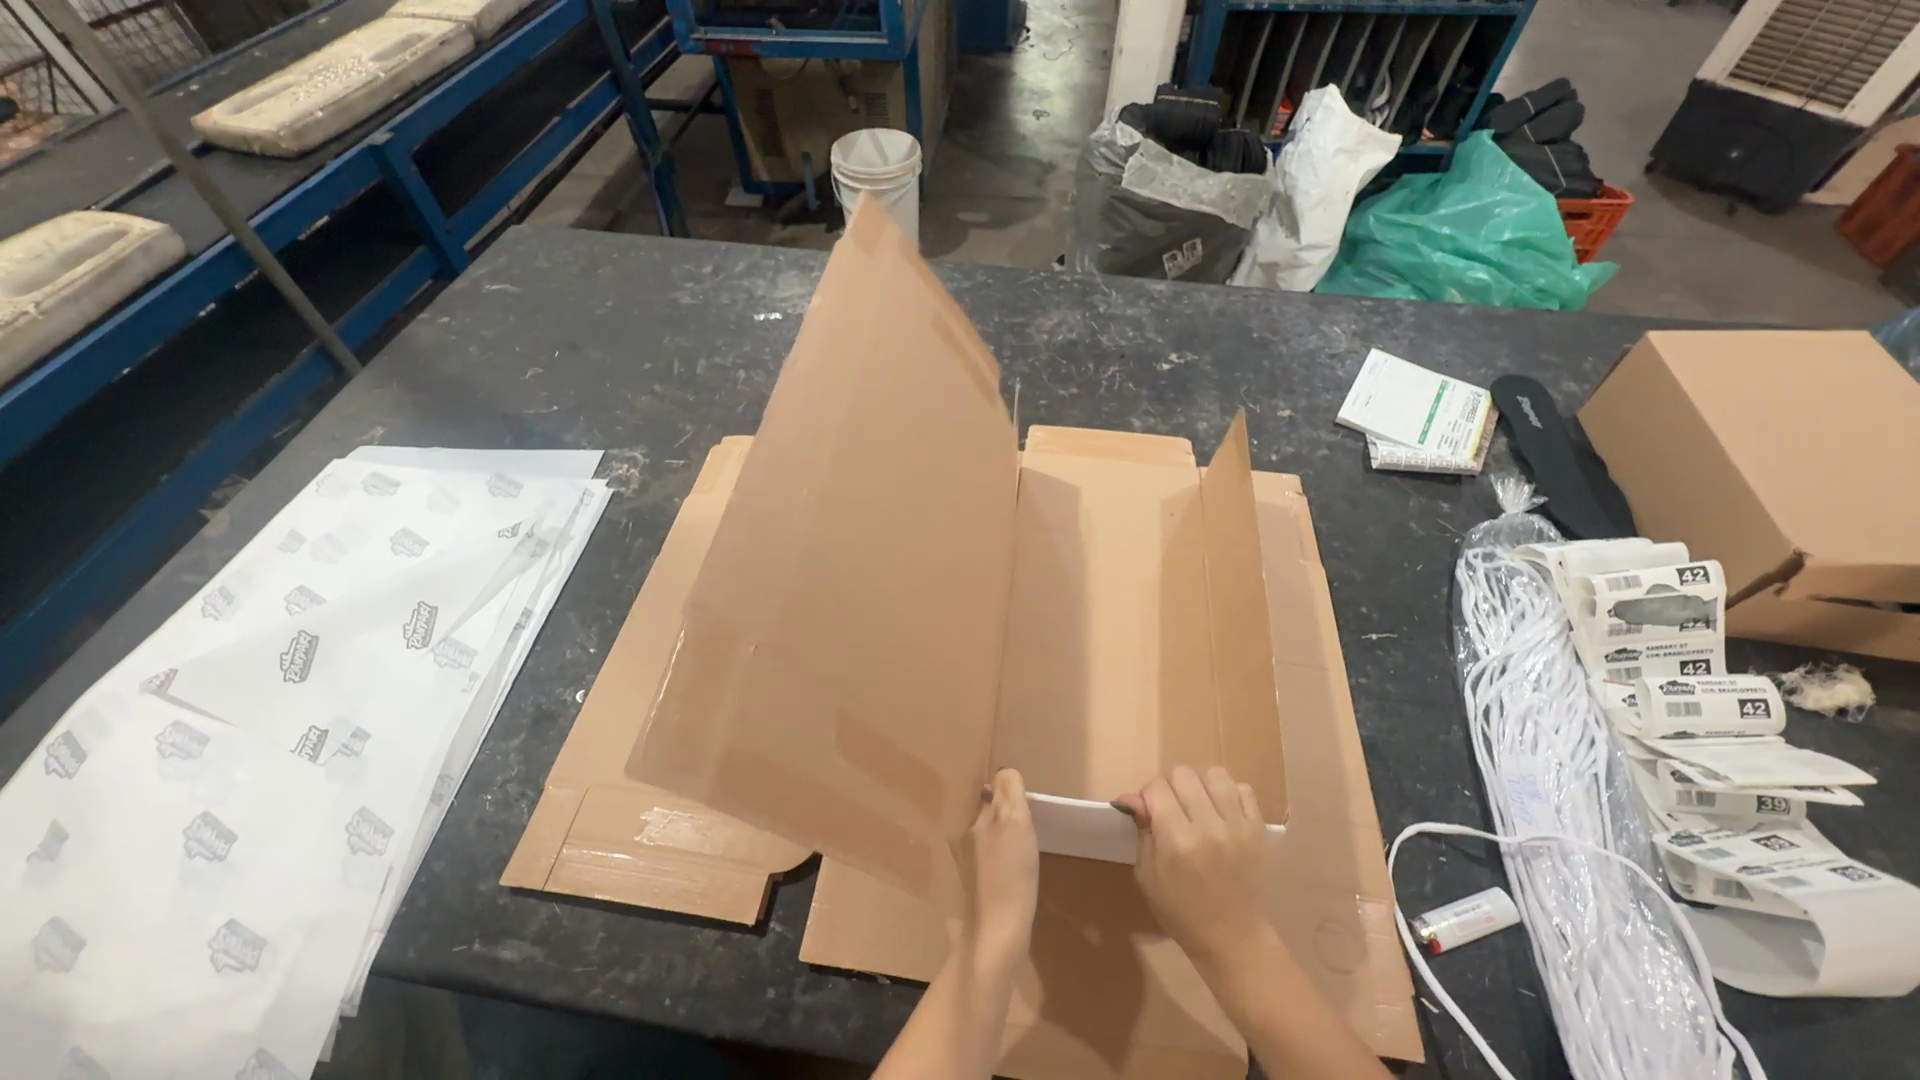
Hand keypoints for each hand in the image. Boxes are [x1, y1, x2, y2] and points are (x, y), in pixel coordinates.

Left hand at [955, 768, 1038, 964]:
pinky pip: (992, 847)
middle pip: (979, 805)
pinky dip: (1004, 842)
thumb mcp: (1014, 822)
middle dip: (996, 796)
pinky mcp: (981, 878)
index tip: (1006, 771)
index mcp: (962, 818)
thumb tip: (1004, 771)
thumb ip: (1009, 791)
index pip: (972, 784)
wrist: (1001, 931)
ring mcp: (969, 858)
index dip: (988, 777)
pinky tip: (1018, 848)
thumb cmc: (1009, 871)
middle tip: (1020, 790)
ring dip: (1001, 819)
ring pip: (986, 826)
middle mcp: (959, 834)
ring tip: (1021, 814)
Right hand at [1113, 765, 1270, 967]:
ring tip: (1199, 806)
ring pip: (1215, 774)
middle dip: (1172, 787)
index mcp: (1178, 840)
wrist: (1230, 935)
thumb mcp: (1147, 874)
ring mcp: (1239, 826)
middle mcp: (1209, 827)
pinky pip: (1243, 789)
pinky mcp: (1259, 829)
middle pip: (1184, 774)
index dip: (1148, 796)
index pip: (1157, 788)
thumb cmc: (1180, 909)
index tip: (1150, 812)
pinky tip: (1222, 813)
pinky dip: (1228, 794)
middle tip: (1173, 810)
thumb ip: (1142, 831)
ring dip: (1201, 785)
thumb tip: (1133, 798)